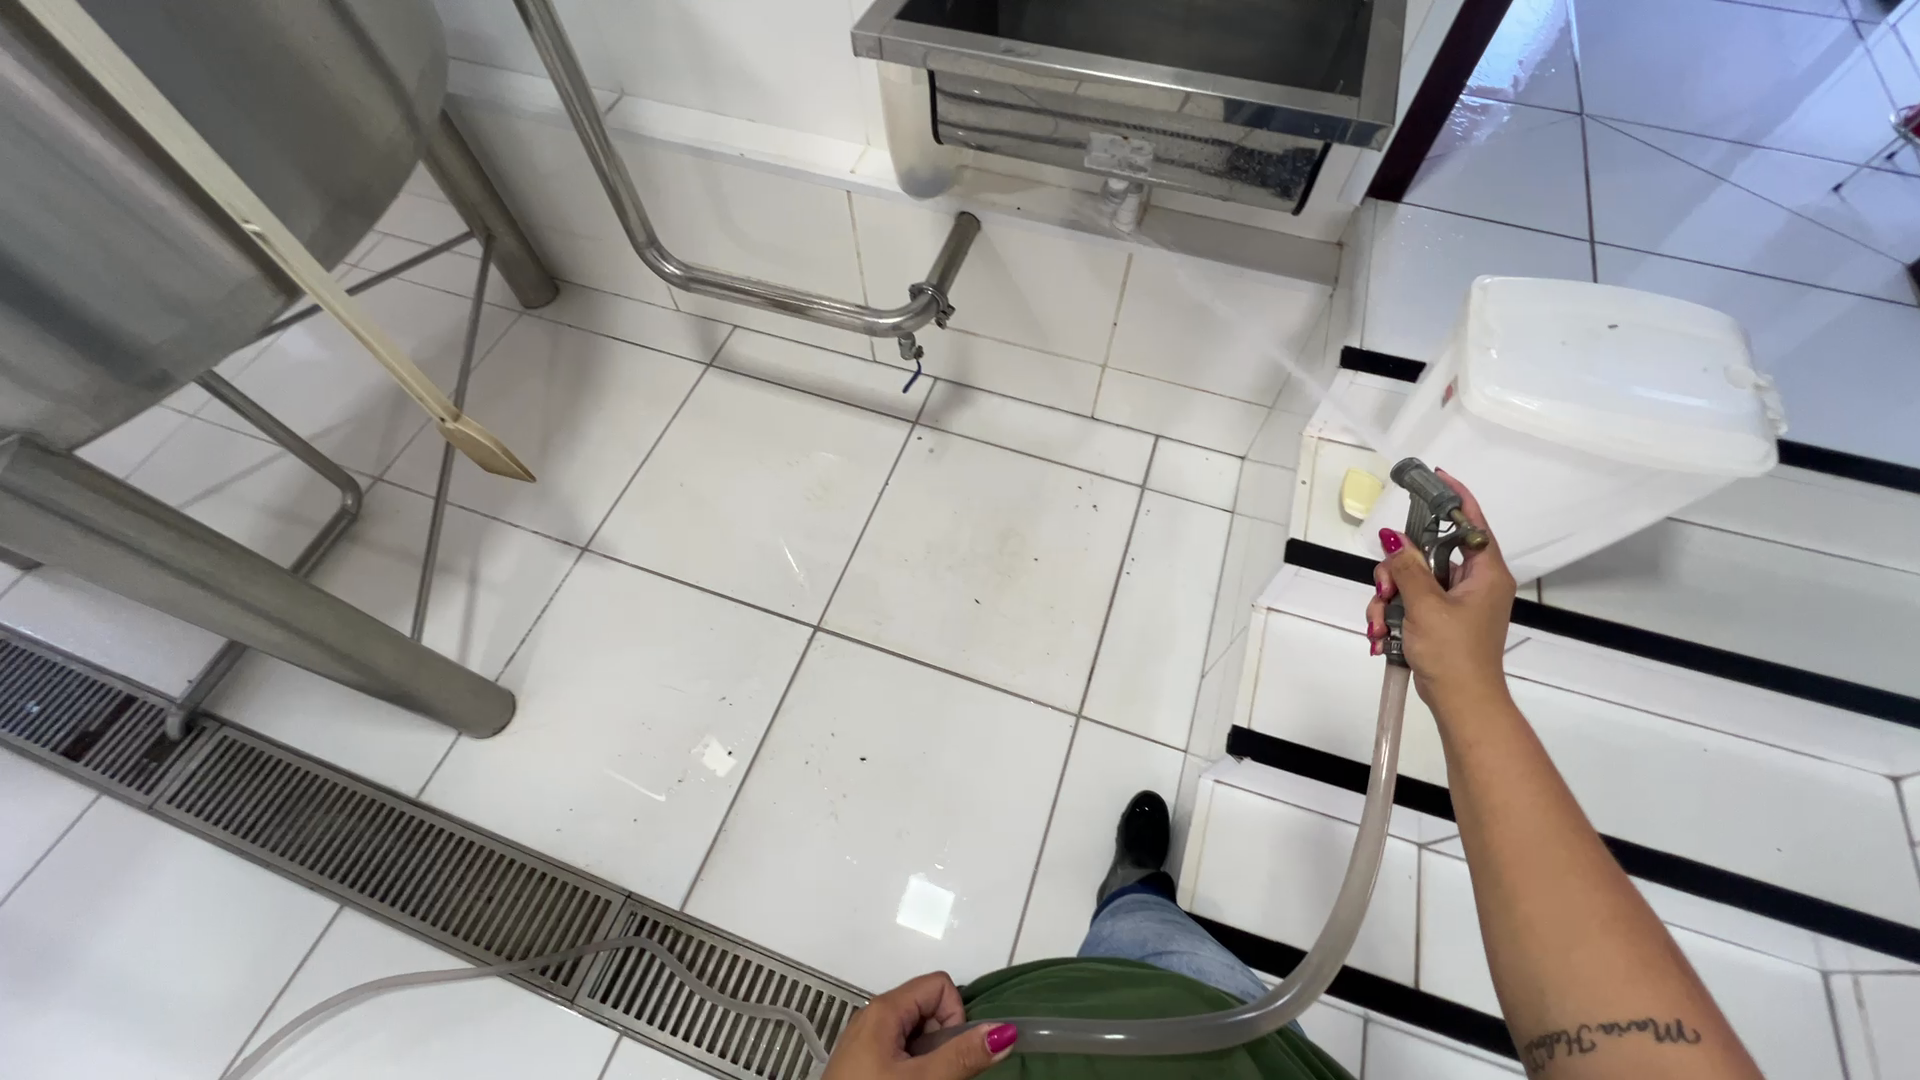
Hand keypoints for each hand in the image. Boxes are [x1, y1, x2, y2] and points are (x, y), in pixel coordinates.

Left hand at [820, 972, 1017, 1079]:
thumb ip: (963, 1056)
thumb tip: (1005, 1030)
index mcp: (885, 1008)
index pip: (940, 985)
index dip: (954, 1017)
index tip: (948, 1055)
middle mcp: (874, 1015)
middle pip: (929, 1006)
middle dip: (943, 1039)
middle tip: (935, 1075)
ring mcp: (867, 1039)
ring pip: (917, 1031)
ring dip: (930, 1056)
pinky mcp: (863, 1061)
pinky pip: (901, 1048)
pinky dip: (914, 1066)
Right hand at [1365, 470, 1516, 718]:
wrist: (1460, 701)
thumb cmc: (1453, 651)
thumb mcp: (1425, 605)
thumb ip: (1407, 567)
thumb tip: (1392, 537)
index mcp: (1484, 573)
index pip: (1470, 524)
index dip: (1453, 498)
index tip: (1436, 476)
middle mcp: (1472, 582)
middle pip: (1425, 554)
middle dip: (1395, 571)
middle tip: (1384, 589)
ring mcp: (1454, 601)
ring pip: (1409, 579)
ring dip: (1388, 599)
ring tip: (1383, 624)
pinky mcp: (1437, 618)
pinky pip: (1407, 601)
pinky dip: (1391, 614)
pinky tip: (1383, 634)